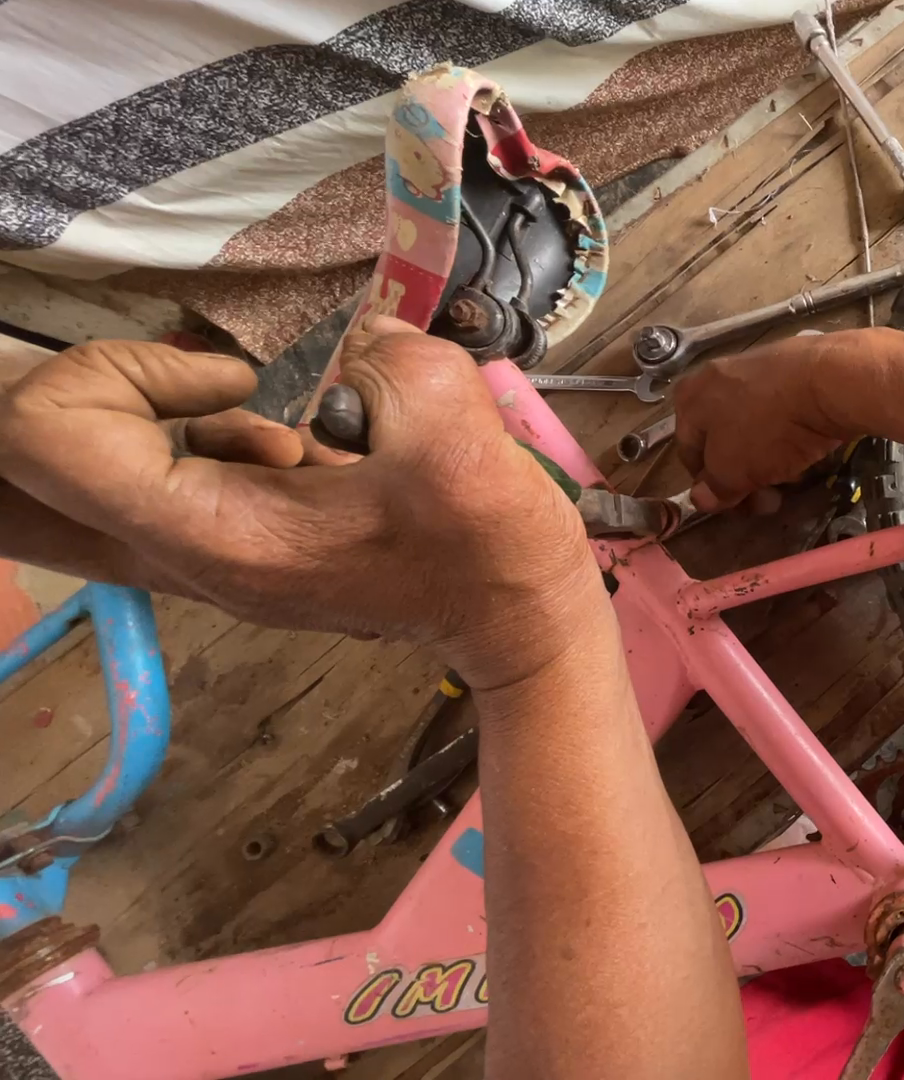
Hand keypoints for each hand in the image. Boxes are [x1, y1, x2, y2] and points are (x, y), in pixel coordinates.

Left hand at [0, 320, 598, 689]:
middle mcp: (190, 554)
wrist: (525, 618)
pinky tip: (307, 448)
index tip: (246, 379)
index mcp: (221, 533)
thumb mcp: (464, 441)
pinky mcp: (250, 550)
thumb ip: (399, 361)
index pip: (43, 431)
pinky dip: (200, 444)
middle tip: (182, 387)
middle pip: (11, 480)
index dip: (125, 369)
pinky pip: (154, 487)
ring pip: (76, 482)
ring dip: (153, 421)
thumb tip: (361, 339)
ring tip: (275, 423)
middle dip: (81, 402)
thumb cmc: (497, 549)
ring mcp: (214, 559)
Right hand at [671, 329, 875, 510]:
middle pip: (725, 443)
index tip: (738, 507)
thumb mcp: (732, 470)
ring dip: (769, 461)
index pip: (689, 455)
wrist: (828, 380)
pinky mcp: (792, 370)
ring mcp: (756, 371)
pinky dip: (790, 436)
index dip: (711, 488)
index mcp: (689, 400)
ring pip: (755, 430)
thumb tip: (702, 499)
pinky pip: (782, 413)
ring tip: (793, 476)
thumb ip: (715, 488)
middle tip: (772, 501)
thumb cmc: (767, 428)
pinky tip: (807, 449)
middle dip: (746, 478)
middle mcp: (716, 379)